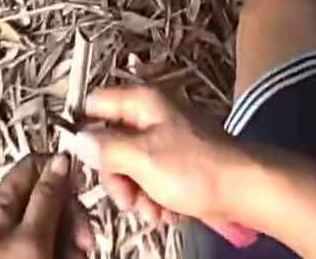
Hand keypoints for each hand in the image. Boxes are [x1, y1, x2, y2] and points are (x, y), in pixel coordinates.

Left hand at [0, 153, 94, 258]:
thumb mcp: (32, 239)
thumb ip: (48, 197)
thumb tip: (62, 156)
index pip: (32, 166)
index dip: (59, 171)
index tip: (80, 190)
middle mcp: (4, 222)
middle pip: (48, 197)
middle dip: (71, 217)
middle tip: (85, 242)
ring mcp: (14, 248)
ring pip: (54, 226)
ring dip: (72, 241)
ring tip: (81, 258)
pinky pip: (51, 250)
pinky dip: (65, 255)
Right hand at [60, 86, 246, 231]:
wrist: (239, 188)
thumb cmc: (191, 167)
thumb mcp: (143, 158)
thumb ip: (107, 148)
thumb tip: (76, 138)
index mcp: (142, 103)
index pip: (98, 103)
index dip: (86, 128)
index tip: (86, 160)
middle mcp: (150, 116)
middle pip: (111, 143)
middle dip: (117, 177)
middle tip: (129, 199)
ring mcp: (162, 139)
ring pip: (129, 166)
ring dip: (136, 194)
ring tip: (154, 211)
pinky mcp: (173, 163)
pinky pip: (148, 179)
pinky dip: (152, 198)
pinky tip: (165, 212)